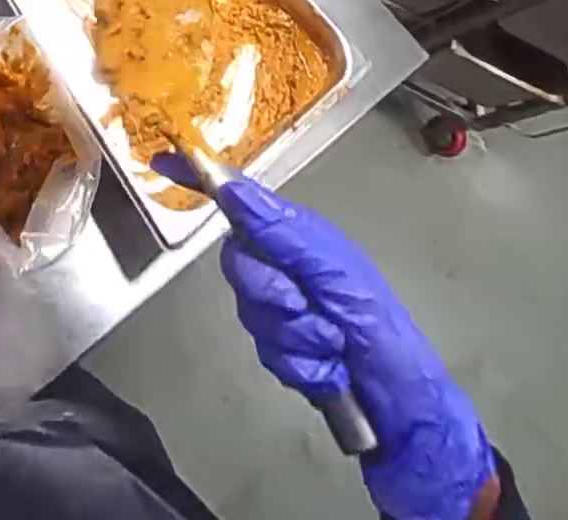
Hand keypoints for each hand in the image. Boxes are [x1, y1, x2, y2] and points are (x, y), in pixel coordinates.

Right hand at [217, 179, 495, 519]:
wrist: (402, 407)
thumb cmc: (377, 324)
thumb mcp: (332, 267)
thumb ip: (278, 229)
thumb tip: (230, 187)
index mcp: (296, 234)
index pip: (239, 200)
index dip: (202, 179)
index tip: (165, 160)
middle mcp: (283, 263)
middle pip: (237, 262)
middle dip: (273, 292)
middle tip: (310, 306)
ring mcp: (280, 305)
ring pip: (250, 310)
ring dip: (294, 333)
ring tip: (330, 341)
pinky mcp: (280, 345)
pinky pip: (264, 349)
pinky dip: (297, 363)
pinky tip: (326, 366)